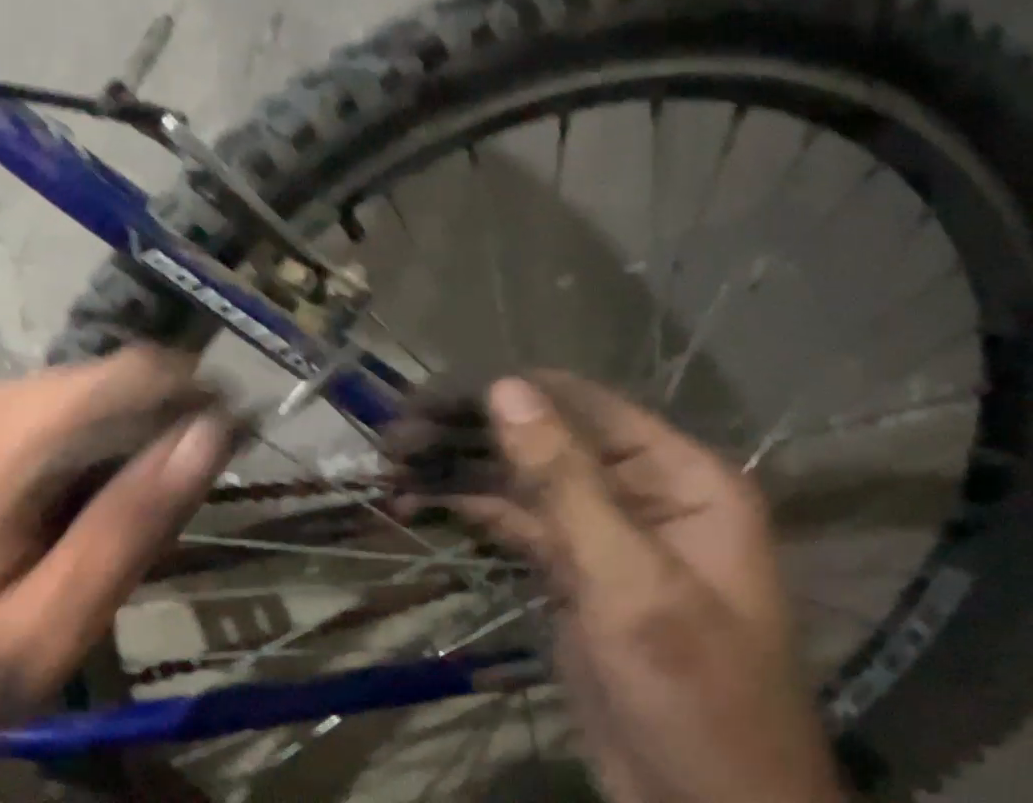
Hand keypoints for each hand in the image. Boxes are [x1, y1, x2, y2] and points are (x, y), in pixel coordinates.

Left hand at [0, 345, 236, 783]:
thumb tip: (207, 438)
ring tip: (107, 540)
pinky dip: (76, 458)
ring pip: (78, 403)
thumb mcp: (47, 622)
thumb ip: (128, 525)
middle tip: (158, 529)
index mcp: (6, 435)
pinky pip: (42, 421)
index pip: (133, 371)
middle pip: (106, 386)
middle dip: (153, 439)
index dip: (196, 396)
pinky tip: (61, 528)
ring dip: (115, 454)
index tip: (232, 450)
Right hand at [414, 373, 844, 802]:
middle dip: (465, 433)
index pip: (578, 405)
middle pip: (540, 437)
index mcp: (680, 478)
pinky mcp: (570, 567)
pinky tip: (412, 500)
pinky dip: (464, 508)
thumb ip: (563, 480)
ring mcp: (602, 530)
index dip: (500, 394)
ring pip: (517, 477)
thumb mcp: (626, 580)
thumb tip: (505, 387)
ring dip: (455, 468)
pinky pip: (511, 519)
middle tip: (391, 438)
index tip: (424, 398)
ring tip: (388, 464)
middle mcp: (642, 490)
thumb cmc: (690, 690)